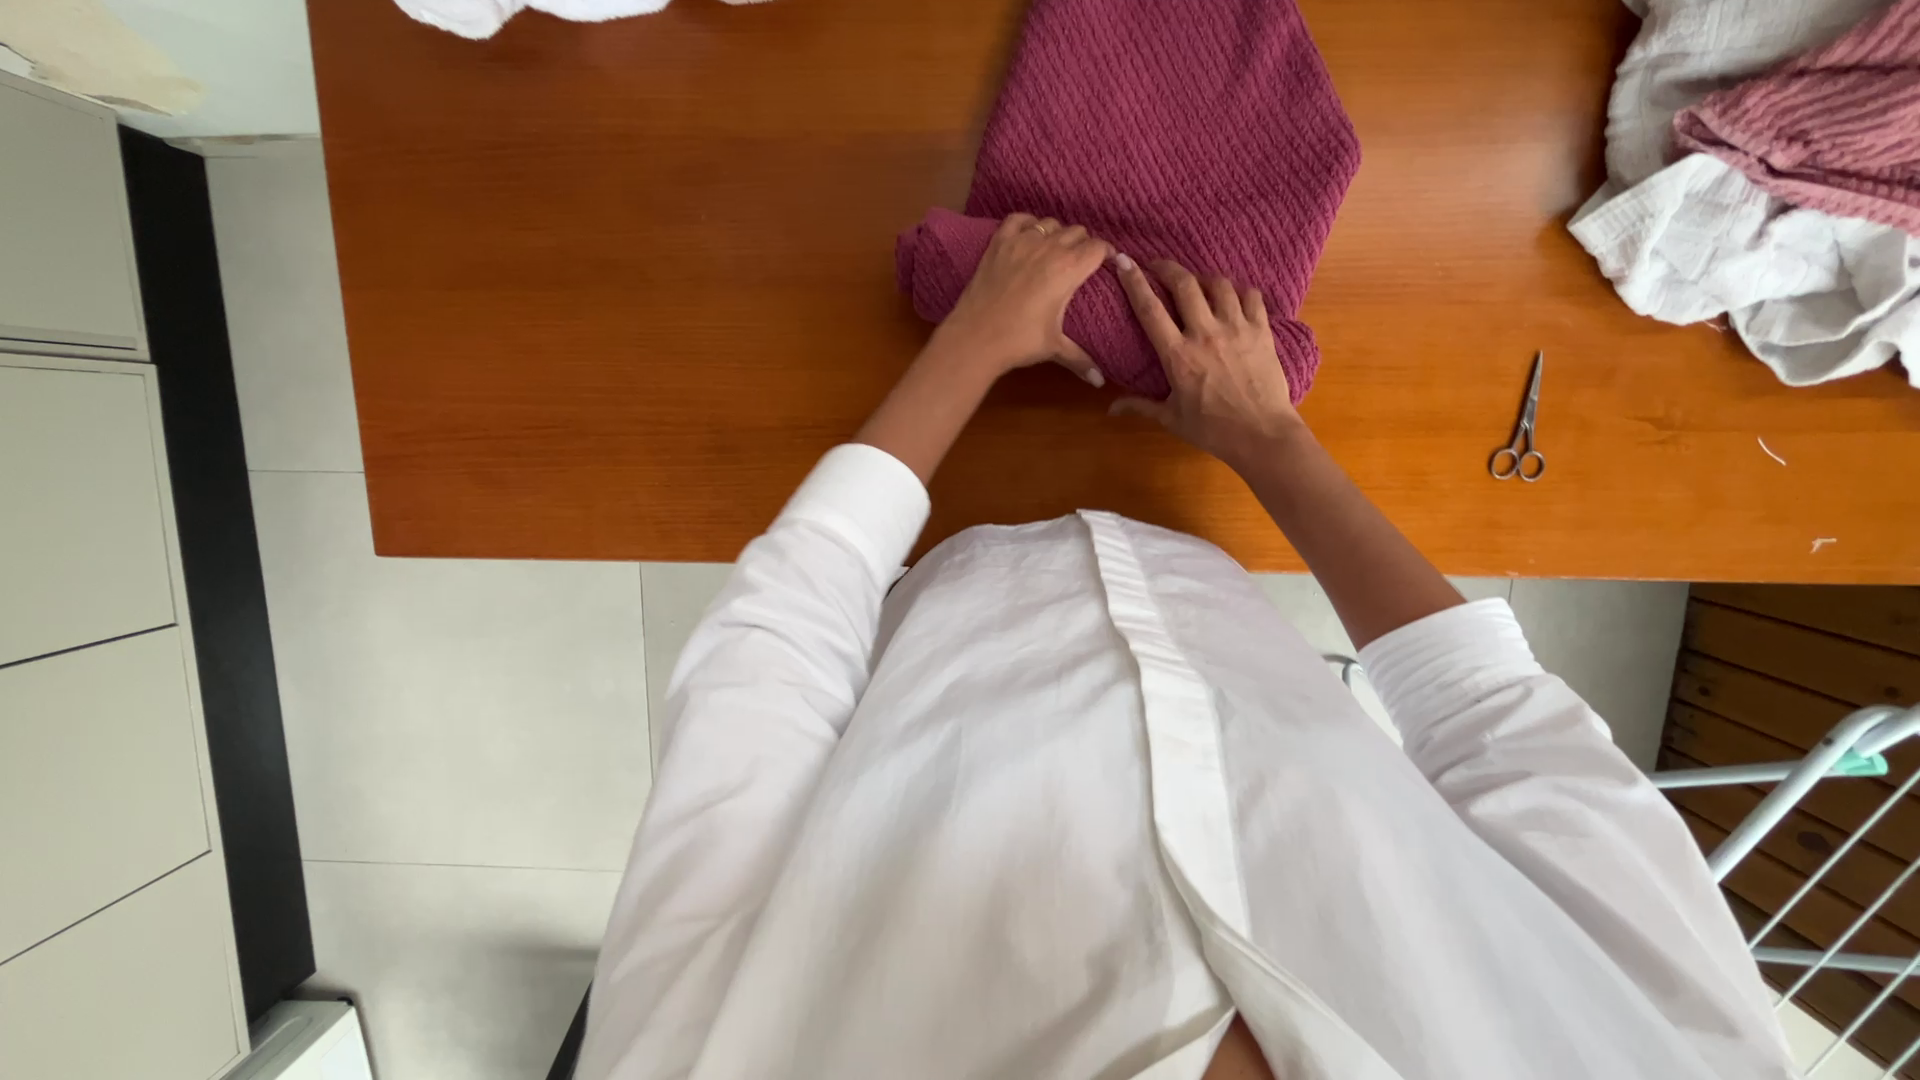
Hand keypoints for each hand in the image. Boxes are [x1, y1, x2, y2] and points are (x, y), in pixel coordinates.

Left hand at [932, 214, 1112, 384]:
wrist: (975, 338)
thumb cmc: (1019, 341)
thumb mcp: (1054, 347)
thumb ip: (1081, 359)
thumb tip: (1100, 381)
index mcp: (1069, 269)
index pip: (1098, 248)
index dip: (1105, 254)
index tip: (1105, 264)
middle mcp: (1048, 248)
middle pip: (1077, 232)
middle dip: (1083, 244)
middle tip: (1080, 261)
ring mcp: (1021, 242)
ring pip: (1050, 223)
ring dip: (1057, 234)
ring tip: (1055, 250)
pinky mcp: (998, 243)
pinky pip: (1018, 219)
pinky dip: (1028, 224)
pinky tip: (1029, 235)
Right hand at [1108, 255, 1305, 472]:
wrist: (1261, 434)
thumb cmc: (1212, 430)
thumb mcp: (1171, 418)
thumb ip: (1140, 406)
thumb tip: (1110, 409)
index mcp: (1178, 355)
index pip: (1150, 309)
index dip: (1134, 281)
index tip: (1124, 261)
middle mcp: (1205, 334)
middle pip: (1185, 284)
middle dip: (1168, 267)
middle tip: (1159, 265)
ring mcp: (1237, 328)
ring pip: (1219, 284)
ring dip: (1205, 278)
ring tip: (1198, 283)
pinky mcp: (1262, 331)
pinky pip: (1251, 296)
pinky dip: (1240, 291)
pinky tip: (1234, 297)